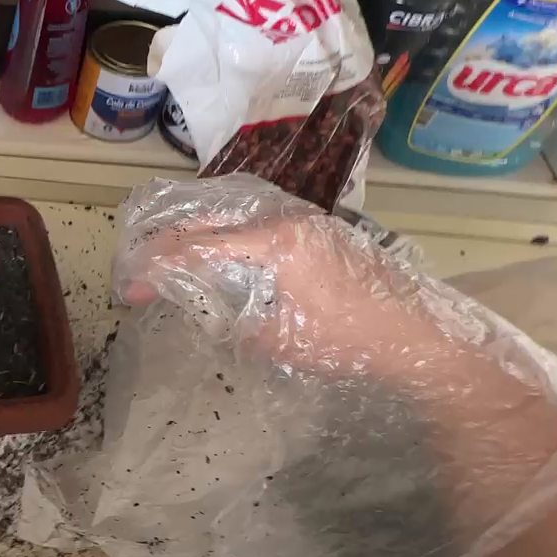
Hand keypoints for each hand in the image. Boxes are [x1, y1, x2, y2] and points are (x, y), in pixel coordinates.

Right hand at [116, 183, 458, 380]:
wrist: (426, 337)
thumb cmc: (349, 342)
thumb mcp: (277, 341)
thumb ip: (228, 319)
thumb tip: (198, 310)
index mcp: (275, 243)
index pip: (196, 246)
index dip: (155, 266)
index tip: (130, 289)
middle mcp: (285, 219)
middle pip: (207, 218)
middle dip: (165, 244)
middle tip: (139, 269)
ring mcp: (303, 219)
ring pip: (230, 214)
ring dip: (192, 234)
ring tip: (165, 259)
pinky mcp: (316, 229)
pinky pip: (253, 221)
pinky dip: (221, 234)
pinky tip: (210, 254)